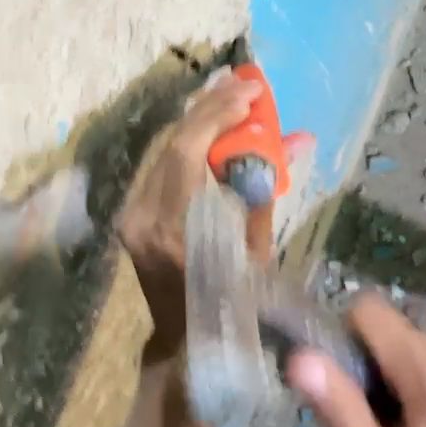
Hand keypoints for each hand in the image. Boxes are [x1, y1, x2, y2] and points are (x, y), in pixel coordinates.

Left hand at [117, 72, 265, 356]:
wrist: (184, 343)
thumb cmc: (231, 308)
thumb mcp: (256, 252)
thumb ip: (264, 191)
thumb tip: (295, 140)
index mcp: (172, 231)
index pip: (185, 154)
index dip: (217, 116)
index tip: (251, 92)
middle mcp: (141, 219)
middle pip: (170, 145)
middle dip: (210, 109)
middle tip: (244, 83)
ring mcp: (130, 218)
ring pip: (163, 152)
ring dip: (198, 122)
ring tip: (231, 94)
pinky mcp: (130, 218)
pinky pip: (160, 170)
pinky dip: (187, 145)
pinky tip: (210, 125)